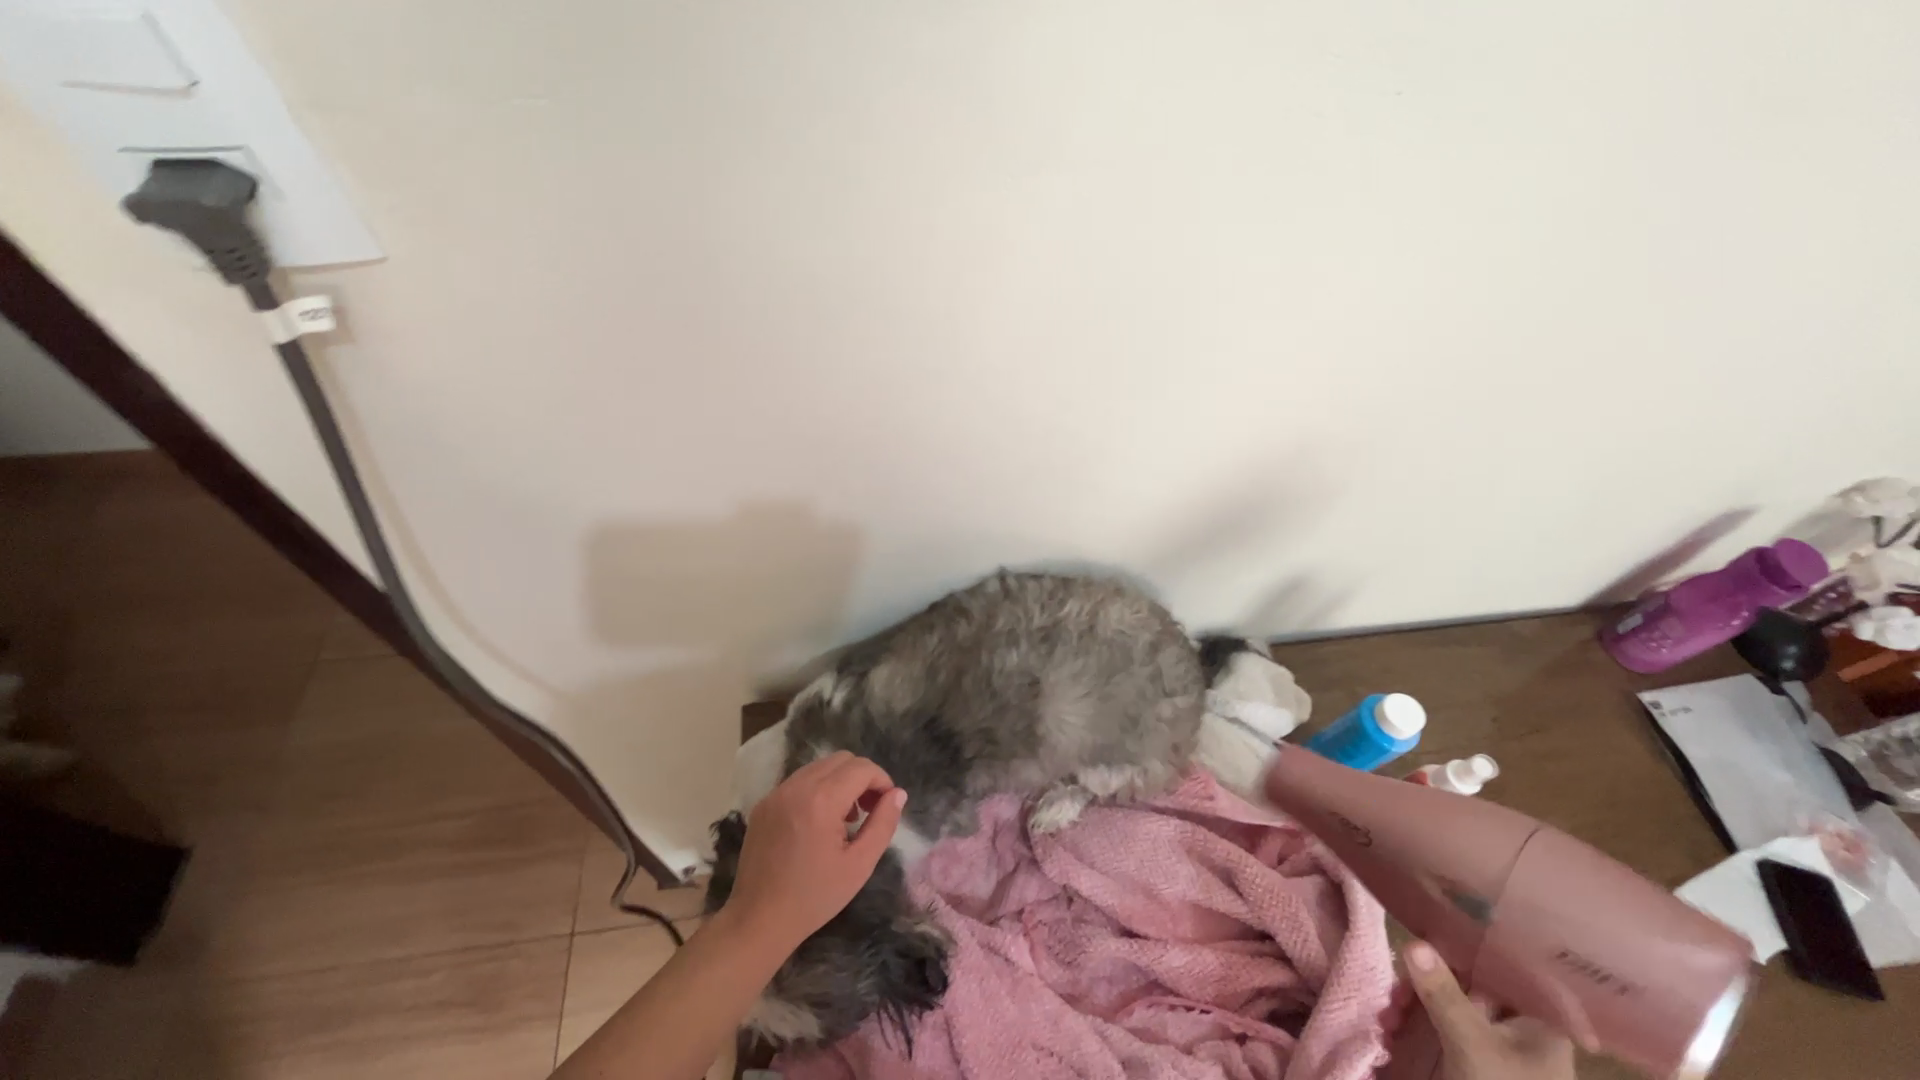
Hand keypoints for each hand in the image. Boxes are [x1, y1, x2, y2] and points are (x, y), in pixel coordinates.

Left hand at [720, 751, 906, 950]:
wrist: (759, 920)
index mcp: (821, 800)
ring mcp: (775, 794)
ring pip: (818, 767)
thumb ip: (883, 824)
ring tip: (845, 818)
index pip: (862, 768)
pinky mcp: (763, 805)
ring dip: (840, 782)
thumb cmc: (814, 897)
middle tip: (869, 810)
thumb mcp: (860, 864)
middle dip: (862, 778)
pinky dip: (817, 790)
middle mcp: (796, 787)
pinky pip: (798, 782)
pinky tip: (819, 823)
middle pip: (841, 760)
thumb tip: (898, 794)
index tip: (887, 805)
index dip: (882, 781)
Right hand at [1398, 941, 1575, 1079]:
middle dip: (1423, 988)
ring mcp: (1500, 1052)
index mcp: (1539, 1019)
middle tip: (1393, 998)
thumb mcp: (1469, 1045)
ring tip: (1387, 1022)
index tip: (1416, 951)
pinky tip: (1392, 1036)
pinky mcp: (1477, 1070)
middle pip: (1466, 988)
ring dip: (1413, 1010)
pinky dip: (1417, 1032)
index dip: (1455, 953)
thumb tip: (1415, 942)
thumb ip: (1443, 994)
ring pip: (1449, 1010)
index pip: (1497, 966)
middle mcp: (1522, 1030)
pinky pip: (1443, 1035)